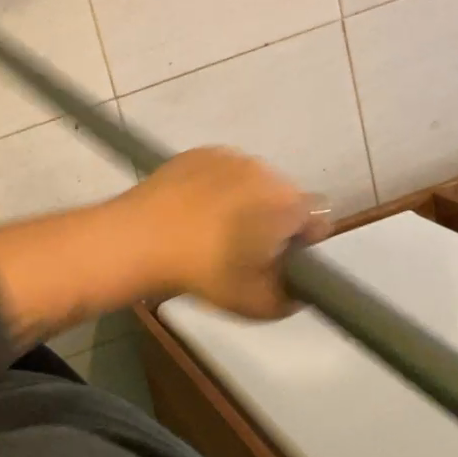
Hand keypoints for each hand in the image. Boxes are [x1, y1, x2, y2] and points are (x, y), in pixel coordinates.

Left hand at [118, 148, 331, 319]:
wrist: (140, 239)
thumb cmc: (206, 272)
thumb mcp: (259, 304)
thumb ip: (292, 297)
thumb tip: (300, 288)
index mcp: (289, 203)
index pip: (317, 218)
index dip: (303, 240)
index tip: (281, 258)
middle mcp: (265, 170)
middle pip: (283, 196)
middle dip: (272, 218)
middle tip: (244, 247)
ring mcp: (228, 156)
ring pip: (251, 181)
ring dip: (243, 200)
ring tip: (214, 228)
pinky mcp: (196, 152)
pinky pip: (219, 170)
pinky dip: (214, 186)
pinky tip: (193, 208)